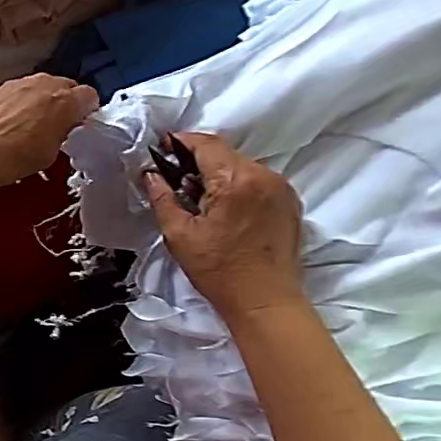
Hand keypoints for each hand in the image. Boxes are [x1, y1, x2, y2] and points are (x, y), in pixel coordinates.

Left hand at [0, 74, 97, 193]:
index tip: (78, 127)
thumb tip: (61, 128)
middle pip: (65, 87)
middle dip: (65, 104)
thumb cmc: (10, 159)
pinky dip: (21, 104)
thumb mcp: (48, 155)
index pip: (89, 97)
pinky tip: (9, 125)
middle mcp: (43, 83)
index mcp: (65, 100)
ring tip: (30, 129)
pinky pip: (19, 93)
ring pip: (41, 88)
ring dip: (42, 102)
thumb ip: (62, 135)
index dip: (86, 113)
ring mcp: (18, 83)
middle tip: (56, 129)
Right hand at [144, 132, 304, 318]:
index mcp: (235, 181)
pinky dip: (237, 186)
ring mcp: (280, 187)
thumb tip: (151, 174)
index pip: (206, 144)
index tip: (162, 148)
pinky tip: (223, 209)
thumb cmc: (217, 270)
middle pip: (224, 153)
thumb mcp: (179, 234)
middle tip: (174, 179)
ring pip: (241, 166)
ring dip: (217, 174)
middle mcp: (263, 175)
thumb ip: (163, 198)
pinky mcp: (289, 201)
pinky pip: (257, 180)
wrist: (264, 299)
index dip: (180, 142)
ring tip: (198, 199)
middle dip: (197, 160)